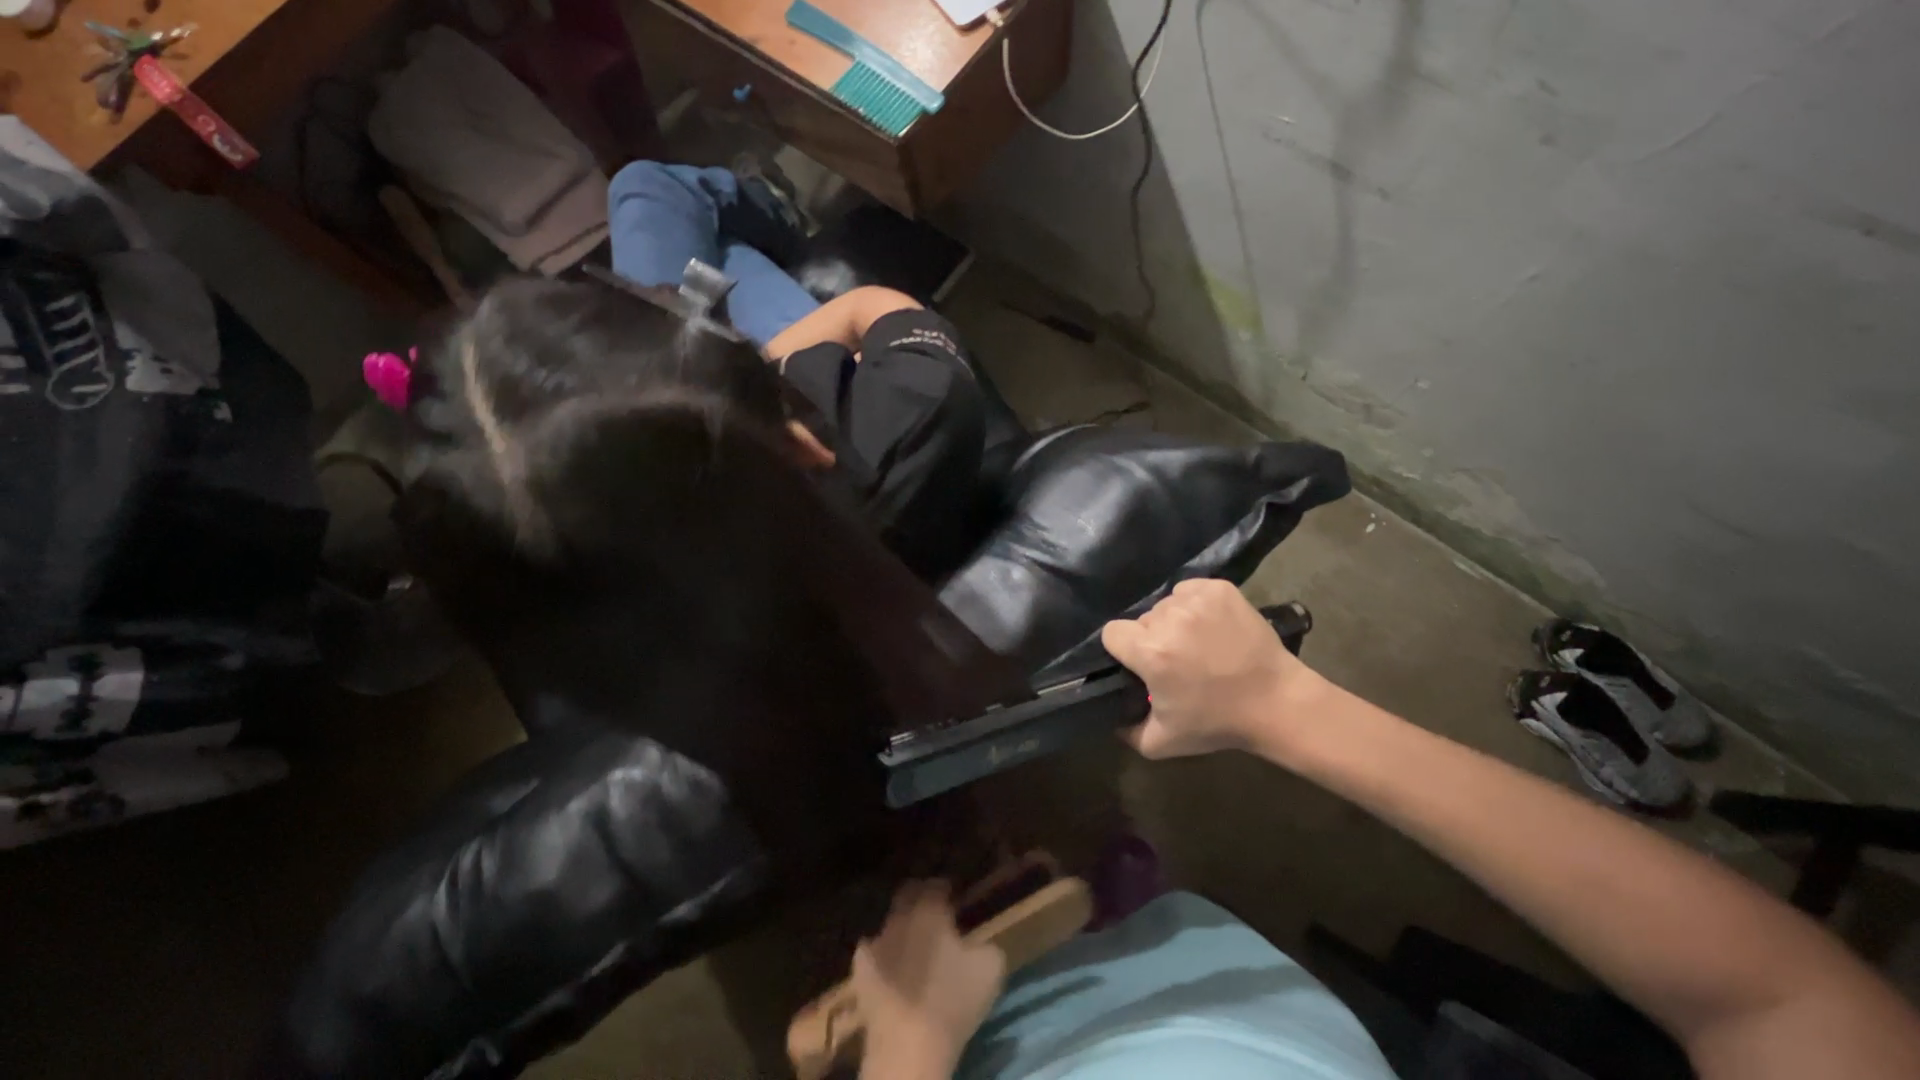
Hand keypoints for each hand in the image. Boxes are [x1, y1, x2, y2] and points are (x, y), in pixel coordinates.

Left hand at [853, 881, 1005, 1077]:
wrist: (908, 1042)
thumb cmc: (954, 999)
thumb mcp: (991, 967)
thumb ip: (986, 943)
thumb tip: (978, 942)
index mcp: (930, 911)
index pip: (936, 886)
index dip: (945, 888)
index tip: (953, 895)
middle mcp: (899, 918)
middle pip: (906, 896)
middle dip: (919, 899)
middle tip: (932, 912)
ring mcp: (875, 942)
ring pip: (889, 925)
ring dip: (901, 929)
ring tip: (913, 945)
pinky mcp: (860, 970)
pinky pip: (872, 953)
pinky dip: (883, 956)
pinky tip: (892, 968)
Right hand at [1100, 579, 1324, 758]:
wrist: (1277, 702)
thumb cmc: (1218, 723)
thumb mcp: (1161, 743)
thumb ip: (1125, 732)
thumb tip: (1110, 717)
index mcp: (1150, 652)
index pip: (1112, 632)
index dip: (1124, 650)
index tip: (1142, 665)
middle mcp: (1169, 619)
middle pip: (1142, 619)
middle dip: (1153, 637)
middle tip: (1177, 661)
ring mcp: (1197, 600)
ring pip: (1166, 604)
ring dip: (1174, 621)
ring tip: (1198, 644)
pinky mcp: (1220, 589)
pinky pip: (1190, 590)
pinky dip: (1194, 605)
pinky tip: (1211, 626)